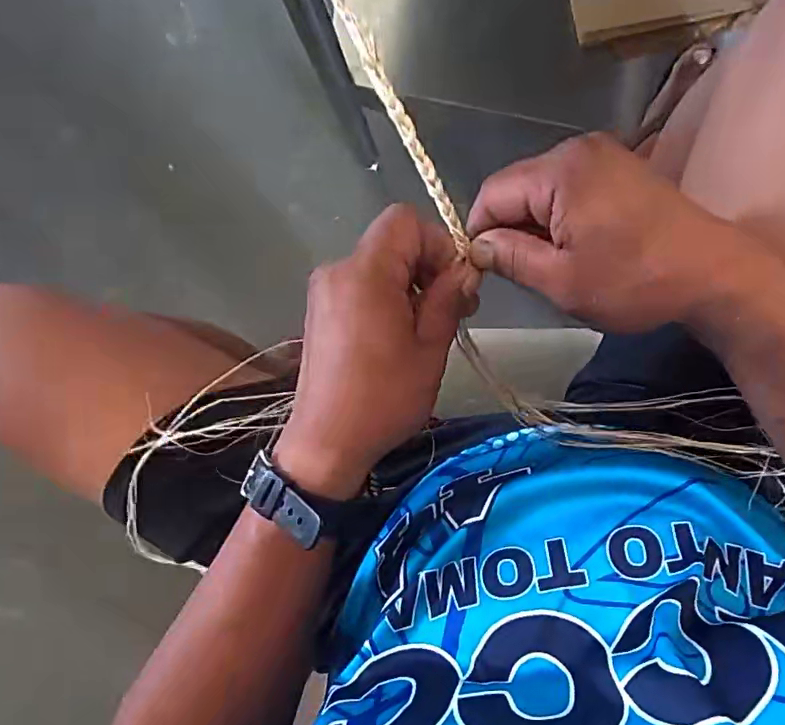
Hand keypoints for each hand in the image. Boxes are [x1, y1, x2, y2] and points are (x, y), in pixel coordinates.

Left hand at [278, 205, 479, 499]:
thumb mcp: (429, 351)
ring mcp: (323, 293)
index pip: (405, 222)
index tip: (457, 285)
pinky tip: (398, 341)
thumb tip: (465, 271)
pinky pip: (360, 290)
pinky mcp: (319, 314)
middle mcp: (337, 271)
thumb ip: (448, 300)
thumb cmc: (384, 400)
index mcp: (365, 273)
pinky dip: (386, 302)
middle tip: (454, 312)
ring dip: (409, 289)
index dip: (438, 244)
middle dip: (427, 269)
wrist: (327, 442)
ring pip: (377, 268)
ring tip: (427, 333)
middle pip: (391, 243)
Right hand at [467, 133, 784, 333]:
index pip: (492, 194)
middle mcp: (578, 150)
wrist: (710, 273)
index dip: (478, 235)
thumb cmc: (633, 282)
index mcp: (559, 171)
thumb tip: (478, 246)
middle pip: (518, 189)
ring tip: (553, 270)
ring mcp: (604, 156)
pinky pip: (572, 193)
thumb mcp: (562, 281)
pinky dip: (563, 222)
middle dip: (510, 232)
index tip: (484, 274)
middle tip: (521, 278)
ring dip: (538, 231)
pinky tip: (577, 253)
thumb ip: (512, 258)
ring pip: (544, 193)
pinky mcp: (621, 171)